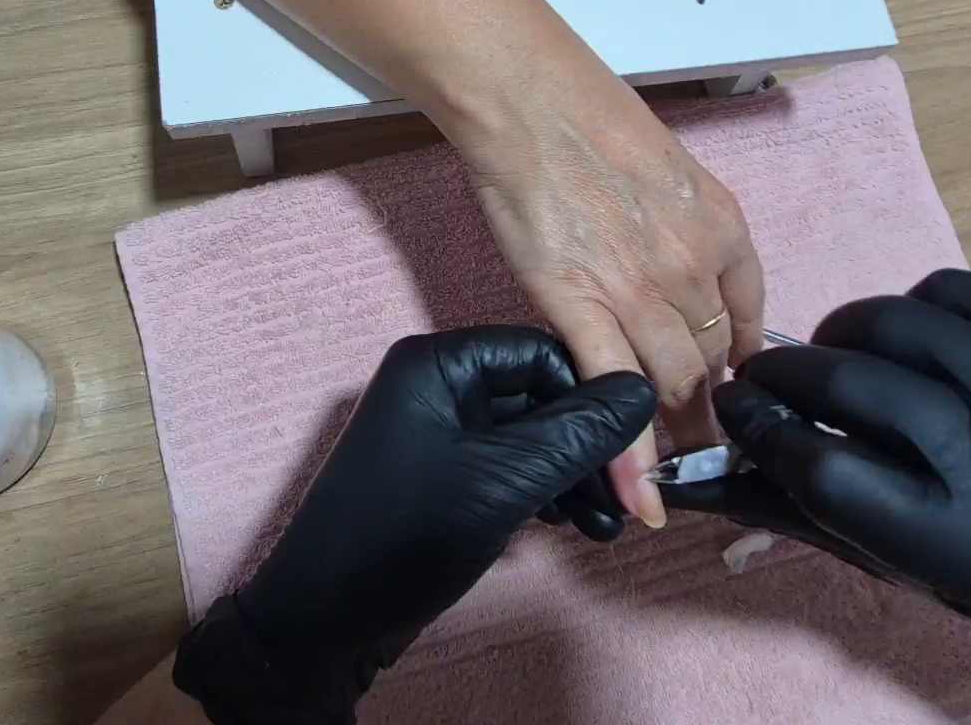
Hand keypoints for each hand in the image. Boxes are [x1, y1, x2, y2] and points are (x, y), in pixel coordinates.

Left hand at [173, 327, 655, 720]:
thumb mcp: (503, 479)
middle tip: (625, 503)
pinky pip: (508, 463)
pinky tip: (571, 525)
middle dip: (583, 448)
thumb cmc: (410, 530)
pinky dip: (542, 490)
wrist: (328, 618)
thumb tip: (642, 389)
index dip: (589, 395)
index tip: (630, 450)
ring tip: (605, 526)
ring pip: (527, 435)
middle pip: (536, 395)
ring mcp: (441, 428)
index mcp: (440, 361)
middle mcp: (439, 382)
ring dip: (570, 475)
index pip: (538, 353)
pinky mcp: (446, 471)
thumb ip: (576, 433)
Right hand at [468, 82, 765, 528]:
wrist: (531, 102)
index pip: (746, 325)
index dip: (739, 372)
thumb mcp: (667, 167)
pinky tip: (639, 496)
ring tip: (676, 471)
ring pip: (672, 384)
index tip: (730, 397)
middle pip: (712, 364)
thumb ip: (686, 225)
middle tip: (705, 450)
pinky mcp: (579, 304)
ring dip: (677, 434)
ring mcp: (639, 290)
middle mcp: (694, 267)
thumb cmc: (589, 118)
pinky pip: (612, 389)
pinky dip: (628, 450)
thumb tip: (676, 265)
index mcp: (723, 229)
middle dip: (712, 413)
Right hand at [663, 271, 970, 691]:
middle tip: (769, 374)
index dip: (764, 429)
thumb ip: (786, 505)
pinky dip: (917, 308)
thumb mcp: (882, 556)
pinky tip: (922, 345)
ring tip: (847, 357)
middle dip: (790, 373)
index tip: (733, 405)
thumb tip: (684, 471)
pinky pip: (955, 288)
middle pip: (858, 387)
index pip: (824, 470)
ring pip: (900, 321)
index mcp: (967, 543)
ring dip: (848, 335)